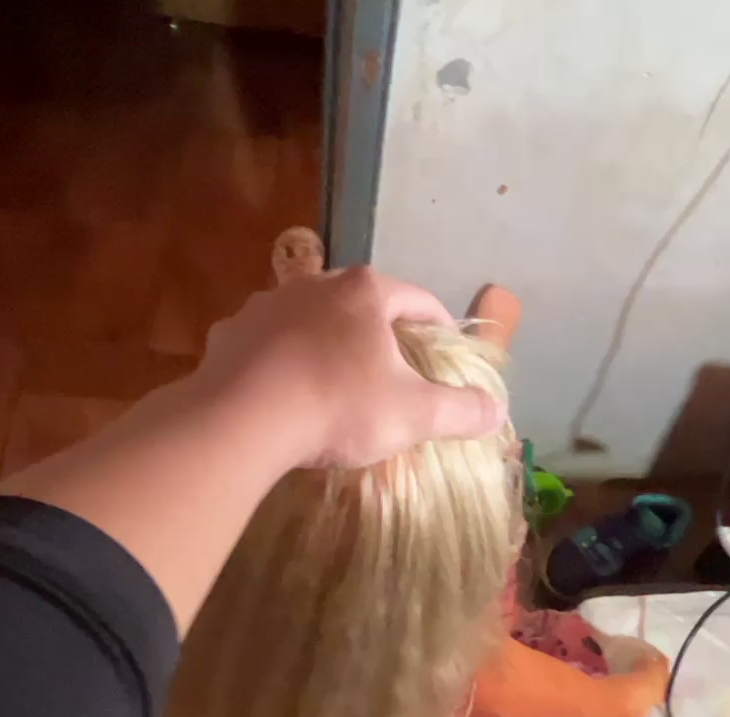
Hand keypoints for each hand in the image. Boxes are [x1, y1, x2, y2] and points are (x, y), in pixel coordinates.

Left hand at [200, 266, 507, 468]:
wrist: (243, 420)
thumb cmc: (340, 406)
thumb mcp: (414, 414)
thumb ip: (461, 411)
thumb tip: (496, 413)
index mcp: (366, 292)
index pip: (419, 302)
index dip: (439, 330)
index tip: (444, 357)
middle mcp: (316, 283)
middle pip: (364, 307)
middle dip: (382, 337)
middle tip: (393, 375)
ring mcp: (268, 305)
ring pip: (314, 322)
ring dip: (330, 345)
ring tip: (338, 384)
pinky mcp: (232, 333)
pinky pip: (270, 344)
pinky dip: (286, 361)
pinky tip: (288, 393)